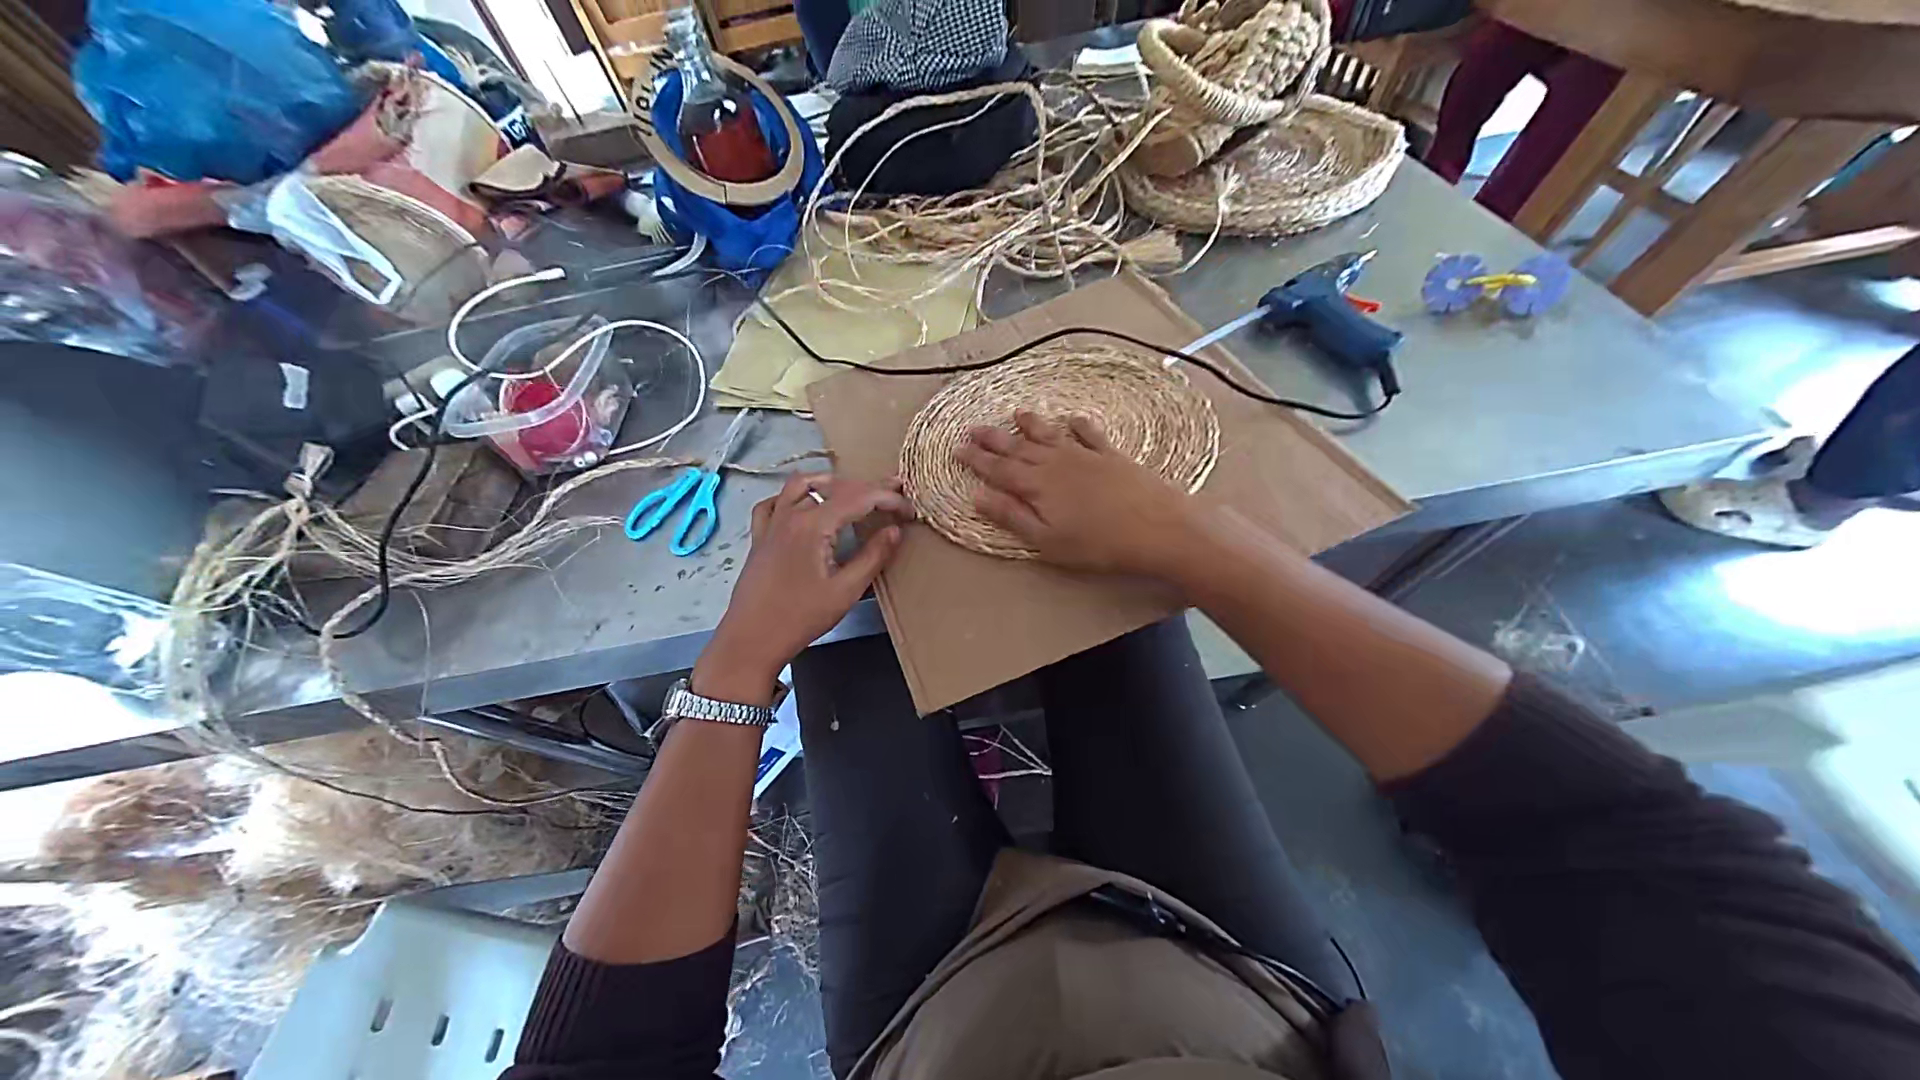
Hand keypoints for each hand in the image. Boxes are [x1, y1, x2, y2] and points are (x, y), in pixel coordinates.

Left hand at [695, 474, 909, 702]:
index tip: (909, 512)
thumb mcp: (845, 591)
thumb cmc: (800, 618)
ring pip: (802, 485)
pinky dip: (793, 497)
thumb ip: (873, 557)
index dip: (889, 500)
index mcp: (814, 525)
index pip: (860, 497)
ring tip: (853, 491)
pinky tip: (805, 505)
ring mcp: (772, 524)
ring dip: (831, 482)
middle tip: (895, 494)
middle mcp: (791, 515)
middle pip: (835, 486)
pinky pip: (774, 503)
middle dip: (869, 488)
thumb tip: (895, 531)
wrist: (752, 639)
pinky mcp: (760, 538)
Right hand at [956, 410, 1204, 578]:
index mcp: (1037, 485)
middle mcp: (1056, 463)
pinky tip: (1072, 418)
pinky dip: (1078, 424)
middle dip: (993, 438)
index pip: (998, 469)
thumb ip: (1012, 516)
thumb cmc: (1098, 544)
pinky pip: (1089, 434)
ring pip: (1050, 435)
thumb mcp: (1047, 540)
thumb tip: (977, 496)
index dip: (976, 459)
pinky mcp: (1112, 456)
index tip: (957, 448)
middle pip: (1018, 447)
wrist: (1159, 528)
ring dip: (1031, 424)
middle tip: (972, 428)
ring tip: (1015, 414)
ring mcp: (1085, 456)